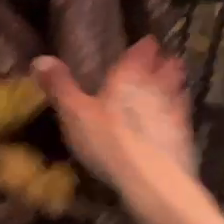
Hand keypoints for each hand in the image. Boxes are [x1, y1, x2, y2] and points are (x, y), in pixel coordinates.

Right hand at [33, 37, 195, 192]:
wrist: (153, 182)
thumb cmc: (109, 141)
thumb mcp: (75, 113)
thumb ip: (59, 86)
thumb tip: (39, 58)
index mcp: (128, 77)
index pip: (140, 53)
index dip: (145, 46)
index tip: (149, 40)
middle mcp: (154, 89)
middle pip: (165, 70)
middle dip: (166, 64)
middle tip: (170, 59)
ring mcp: (173, 113)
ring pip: (177, 91)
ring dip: (177, 85)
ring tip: (178, 83)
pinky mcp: (184, 139)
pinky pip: (183, 119)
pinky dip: (180, 115)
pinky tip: (178, 120)